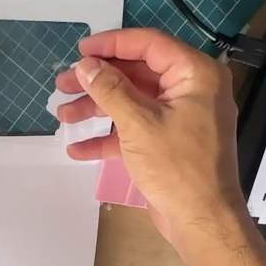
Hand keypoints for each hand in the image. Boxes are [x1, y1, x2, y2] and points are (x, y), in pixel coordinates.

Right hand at [54, 28, 247, 247]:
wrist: (202, 220)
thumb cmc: (178, 168)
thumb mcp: (139, 124)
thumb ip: (110, 90)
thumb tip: (86, 65)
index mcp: (195, 74)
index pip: (149, 45)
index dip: (111, 44)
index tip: (80, 50)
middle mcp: (190, 90)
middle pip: (136, 74)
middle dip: (98, 81)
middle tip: (63, 84)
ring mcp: (179, 118)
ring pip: (132, 103)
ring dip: (97, 109)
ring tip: (64, 115)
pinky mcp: (168, 144)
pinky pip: (135, 131)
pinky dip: (109, 138)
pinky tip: (78, 148)